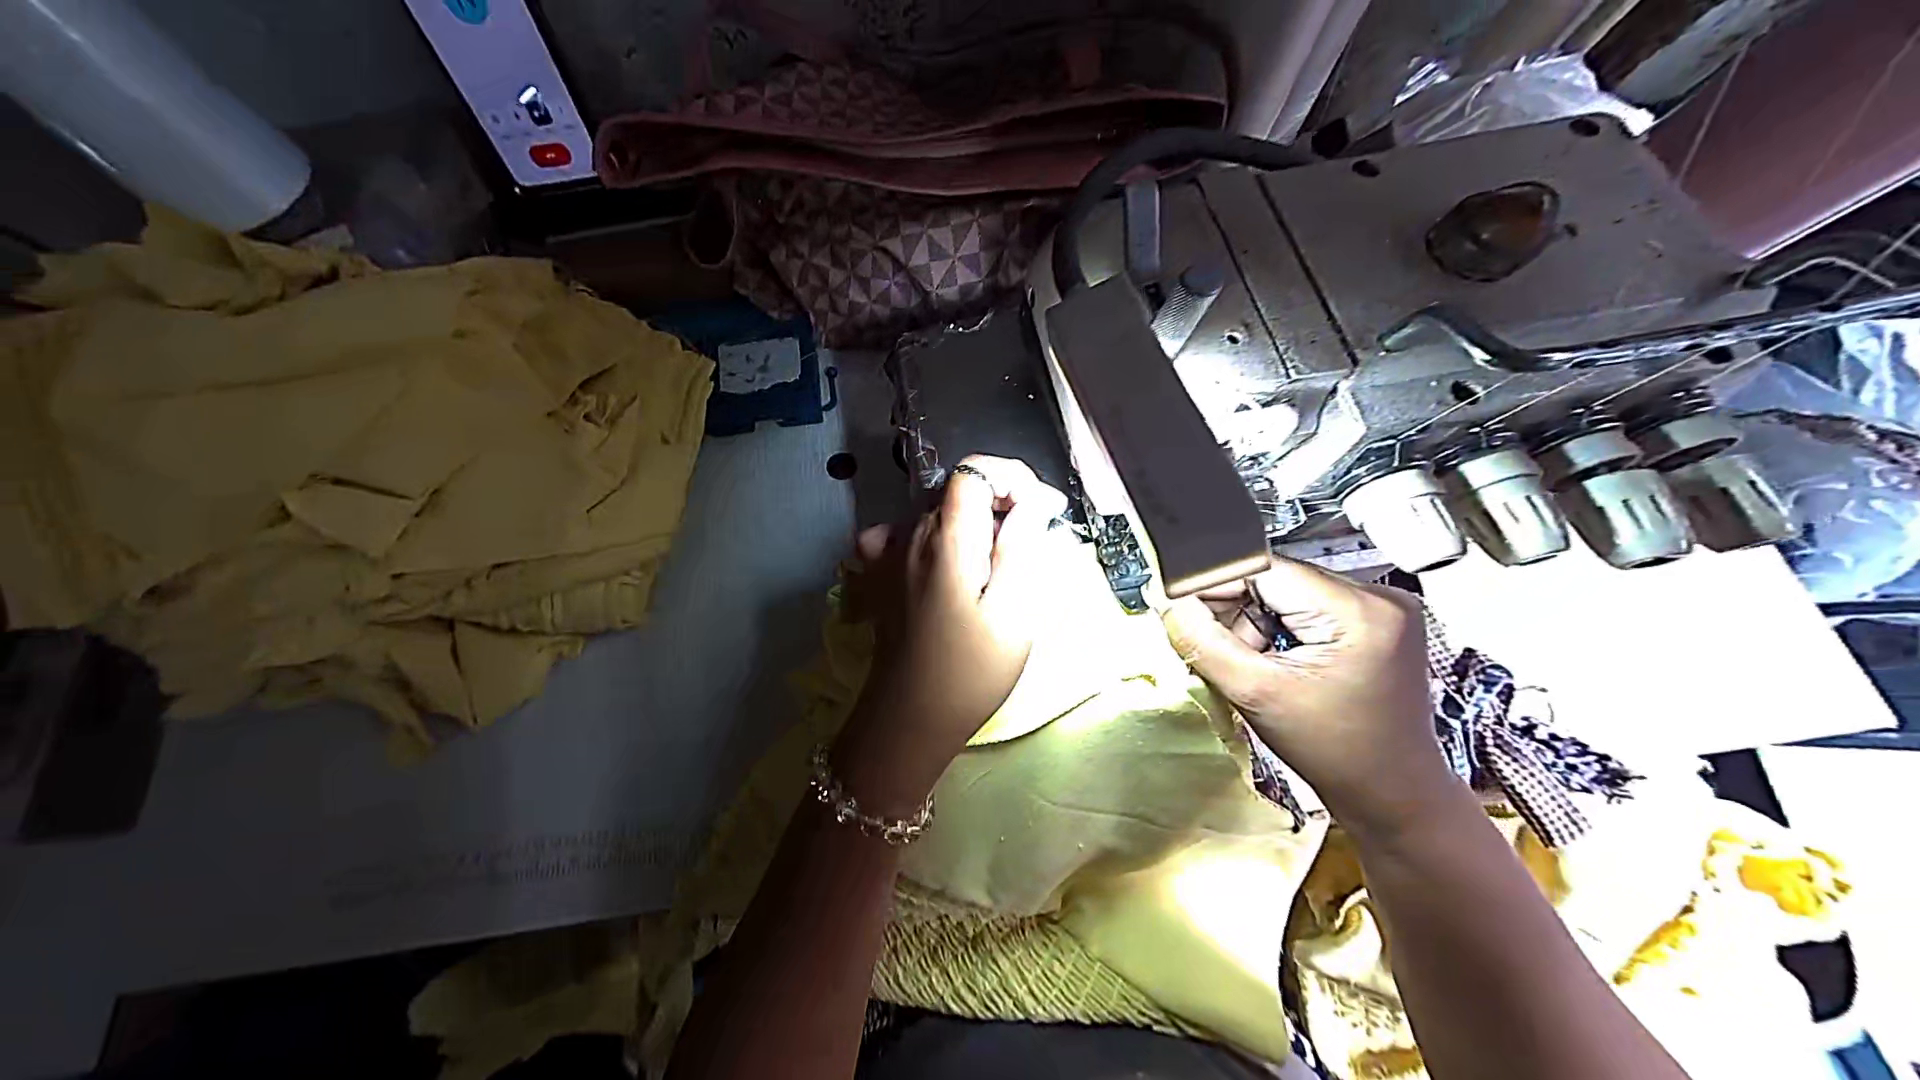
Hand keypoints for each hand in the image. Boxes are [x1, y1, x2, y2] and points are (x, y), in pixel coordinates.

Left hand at [834, 455, 1067, 813]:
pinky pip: (901, 534)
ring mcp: (892, 556)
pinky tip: (945, 560)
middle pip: (958, 491)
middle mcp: (912, 536)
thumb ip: (1021, 547)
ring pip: (938, 513)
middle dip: (1001, 503)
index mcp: (947, 540)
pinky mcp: (883, 577)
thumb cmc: (971, 671)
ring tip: (998, 564)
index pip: (974, 471)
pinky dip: (931, 536)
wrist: (910, 718)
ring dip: (974, 524)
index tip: (1041, 510)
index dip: (1012, 477)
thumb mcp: (1014, 612)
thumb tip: (1032, 503)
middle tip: (1032, 545)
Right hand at [1161, 559, 1458, 834]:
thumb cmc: (1341, 754)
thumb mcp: (1255, 694)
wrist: (1390, 792)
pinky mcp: (1368, 619)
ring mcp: (1375, 607)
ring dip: (1250, 620)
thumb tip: (1166, 600)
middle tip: (1213, 644)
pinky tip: (1271, 660)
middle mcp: (1375, 597)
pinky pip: (1299, 604)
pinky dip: (1272, 628)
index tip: (1177, 602)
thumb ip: (1202, 641)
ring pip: (1280, 590)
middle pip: (1270, 576)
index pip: (1260, 567)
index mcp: (1358, 611)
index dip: (1210, 583)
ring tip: (1251, 662)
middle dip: (1230, 608)